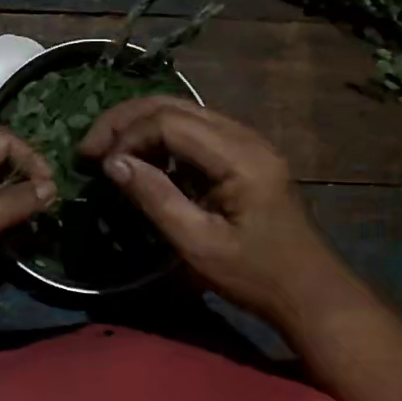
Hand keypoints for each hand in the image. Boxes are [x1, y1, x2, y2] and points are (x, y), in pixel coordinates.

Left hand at [0, 131, 56, 307]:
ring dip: (18, 201)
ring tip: (41, 218)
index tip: (51, 186)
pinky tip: (22, 230)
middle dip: (26, 179)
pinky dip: (6, 218)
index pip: (2, 142)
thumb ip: (14, 202)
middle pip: (0, 163)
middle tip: (51, 204)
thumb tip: (53, 189)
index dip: (30, 159)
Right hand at [78, 97, 326, 300]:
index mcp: (240, 156)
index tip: (100, 166)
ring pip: (181, 112)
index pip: (168, 122)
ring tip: (107, 150)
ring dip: (139, 125)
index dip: (128, 137)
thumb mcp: (198, 244)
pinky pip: (193, 130)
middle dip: (125, 121)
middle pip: (172, 105)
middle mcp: (245, 137)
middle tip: (89, 147)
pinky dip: (159, 137)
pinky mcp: (243, 155)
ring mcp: (247, 143)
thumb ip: (155, 197)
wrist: (312, 294)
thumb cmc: (256, 275)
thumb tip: (112, 163)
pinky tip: (141, 159)